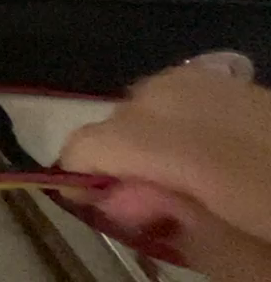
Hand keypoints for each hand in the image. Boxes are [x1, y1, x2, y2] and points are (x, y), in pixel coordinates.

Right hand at [60, 61, 270, 280]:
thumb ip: (203, 239)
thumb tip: (115, 196)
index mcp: (258, 173)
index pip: (136, 137)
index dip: (86, 158)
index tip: (74, 192)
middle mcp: (269, 125)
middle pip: (155, 99)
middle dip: (120, 139)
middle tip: (127, 196)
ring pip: (187, 85)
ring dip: (153, 122)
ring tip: (168, 175)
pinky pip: (228, 91)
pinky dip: (198, 117)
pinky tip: (214, 158)